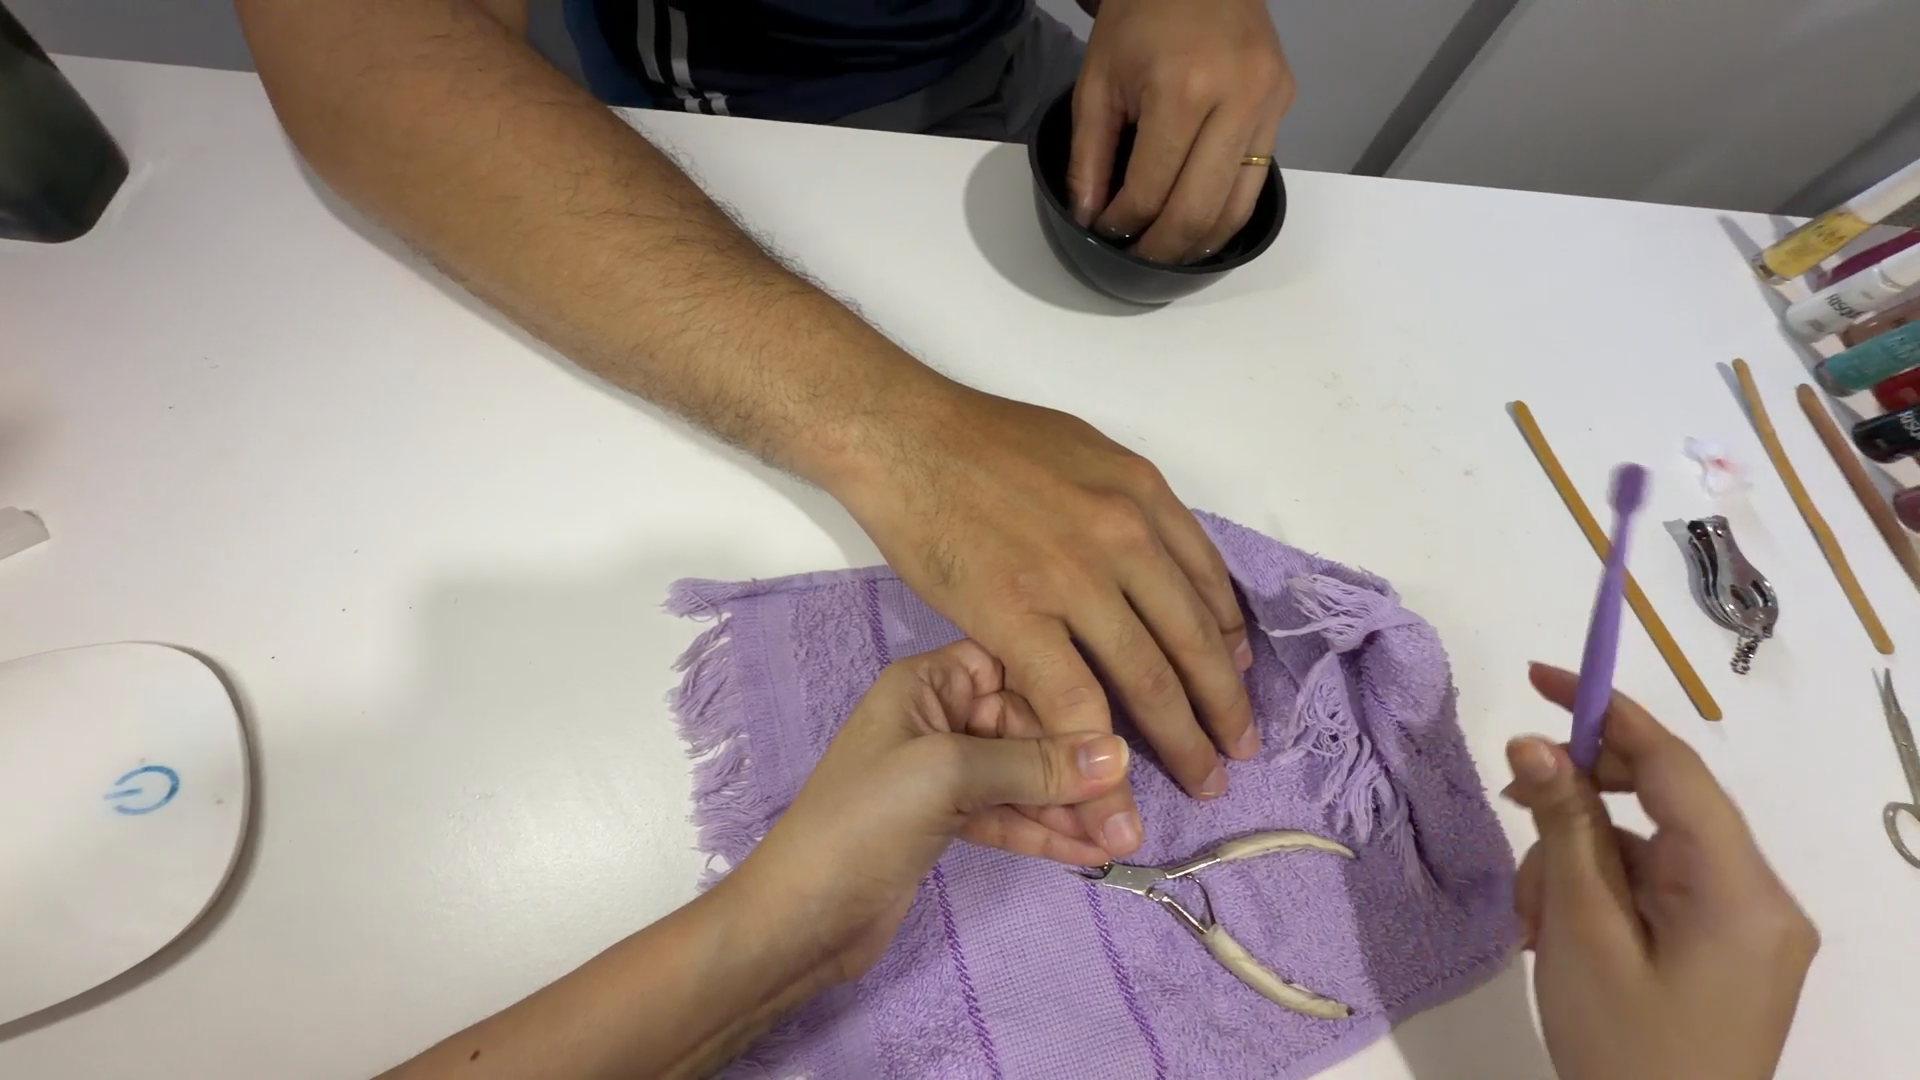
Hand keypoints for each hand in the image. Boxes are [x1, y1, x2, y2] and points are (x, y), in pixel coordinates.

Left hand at [728, 641, 1132, 982]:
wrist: (800, 920)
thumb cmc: (864, 821)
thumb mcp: (947, 775)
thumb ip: (1032, 763)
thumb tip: (1118, 754)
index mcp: (929, 682)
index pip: (1015, 667)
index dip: (1066, 691)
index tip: (1123, 722)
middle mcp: (941, 716)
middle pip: (1027, 728)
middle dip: (1075, 767)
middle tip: (1128, 812)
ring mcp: (946, 771)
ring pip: (1023, 775)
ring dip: (1069, 806)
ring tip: (1122, 839)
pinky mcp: (951, 819)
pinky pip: (1011, 813)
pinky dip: (1046, 830)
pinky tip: (1091, 851)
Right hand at [834, 388, 1255, 859]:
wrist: (902, 436)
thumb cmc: (978, 438)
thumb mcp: (1078, 449)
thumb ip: (1122, 503)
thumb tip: (1145, 555)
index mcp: (1141, 494)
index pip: (1208, 583)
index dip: (1228, 642)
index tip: (1233, 677)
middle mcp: (1125, 536)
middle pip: (1192, 639)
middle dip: (1223, 706)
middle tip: (1239, 751)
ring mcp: (1074, 578)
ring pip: (1149, 678)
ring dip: (1182, 740)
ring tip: (1202, 781)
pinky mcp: (1016, 614)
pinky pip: (1074, 697)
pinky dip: (1098, 749)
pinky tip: (1117, 783)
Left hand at [1070, 0, 1294, 263]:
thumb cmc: (1139, 17)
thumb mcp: (1096, 83)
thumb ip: (1087, 158)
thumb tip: (1088, 220)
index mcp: (1182, 90)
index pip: (1149, 192)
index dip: (1121, 225)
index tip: (1104, 231)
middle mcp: (1236, 100)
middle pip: (1196, 211)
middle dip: (1160, 249)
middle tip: (1136, 258)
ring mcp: (1268, 104)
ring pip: (1234, 209)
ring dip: (1196, 245)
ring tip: (1166, 254)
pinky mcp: (1284, 106)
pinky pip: (1255, 185)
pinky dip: (1223, 217)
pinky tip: (1197, 228)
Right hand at [1504, 664, 1817, 1079]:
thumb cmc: (1622, 1038)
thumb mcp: (1580, 925)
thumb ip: (1563, 826)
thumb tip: (1532, 741)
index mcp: (1739, 890)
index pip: (1674, 767)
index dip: (1607, 710)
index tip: (1540, 675)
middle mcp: (1753, 894)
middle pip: (1656, 799)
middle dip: (1576, 793)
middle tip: (1510, 799)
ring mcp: (1734, 919)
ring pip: (1636, 840)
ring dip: (1570, 852)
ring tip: (1532, 909)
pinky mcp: (1709, 937)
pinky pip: (1640, 877)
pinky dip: (1586, 882)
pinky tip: (1550, 923)